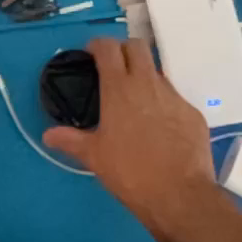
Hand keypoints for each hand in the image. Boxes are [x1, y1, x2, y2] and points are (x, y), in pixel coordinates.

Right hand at [43, 38, 216, 226]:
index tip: (91, 54)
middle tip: (114, 68)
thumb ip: (70, 141)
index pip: (108, 47)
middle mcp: (147, 83)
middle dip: (124, 49)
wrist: (181, 196)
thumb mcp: (95, 157)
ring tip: (137, 100)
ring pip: (157, 72)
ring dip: (145, 76)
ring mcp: (174, 96)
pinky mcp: (193, 113)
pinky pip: (175, 99)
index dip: (98, 45)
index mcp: (120, 88)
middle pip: (137, 46)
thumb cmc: (131, 172)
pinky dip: (164, 104)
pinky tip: (160, 127)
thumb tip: (48, 135)